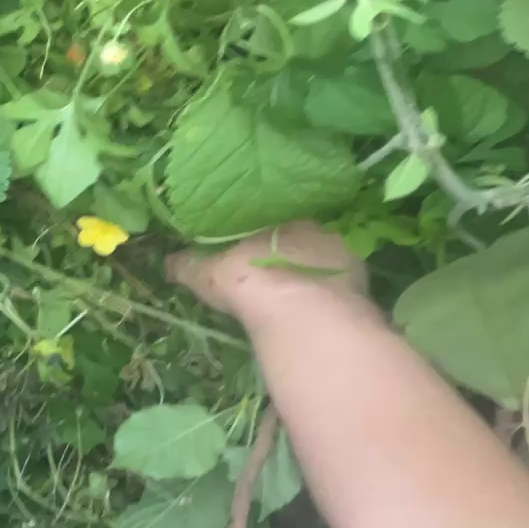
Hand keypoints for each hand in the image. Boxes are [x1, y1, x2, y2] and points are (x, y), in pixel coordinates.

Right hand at [167, 221, 369, 325]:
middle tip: (267, 269)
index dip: (255, 234)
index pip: (269, 220)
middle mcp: (318, 230)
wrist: (297, 310)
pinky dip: (325, 294)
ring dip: (308, 273)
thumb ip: (184, 262)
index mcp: (280, 217)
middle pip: (300, 239)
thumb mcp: (199, 270)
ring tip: (289, 292)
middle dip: (285, 251)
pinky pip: (339, 286)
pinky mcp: (361, 286)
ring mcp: (345, 258)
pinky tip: (308, 307)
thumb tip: (166, 260)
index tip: (243, 248)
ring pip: (322, 262)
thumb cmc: (244, 277)